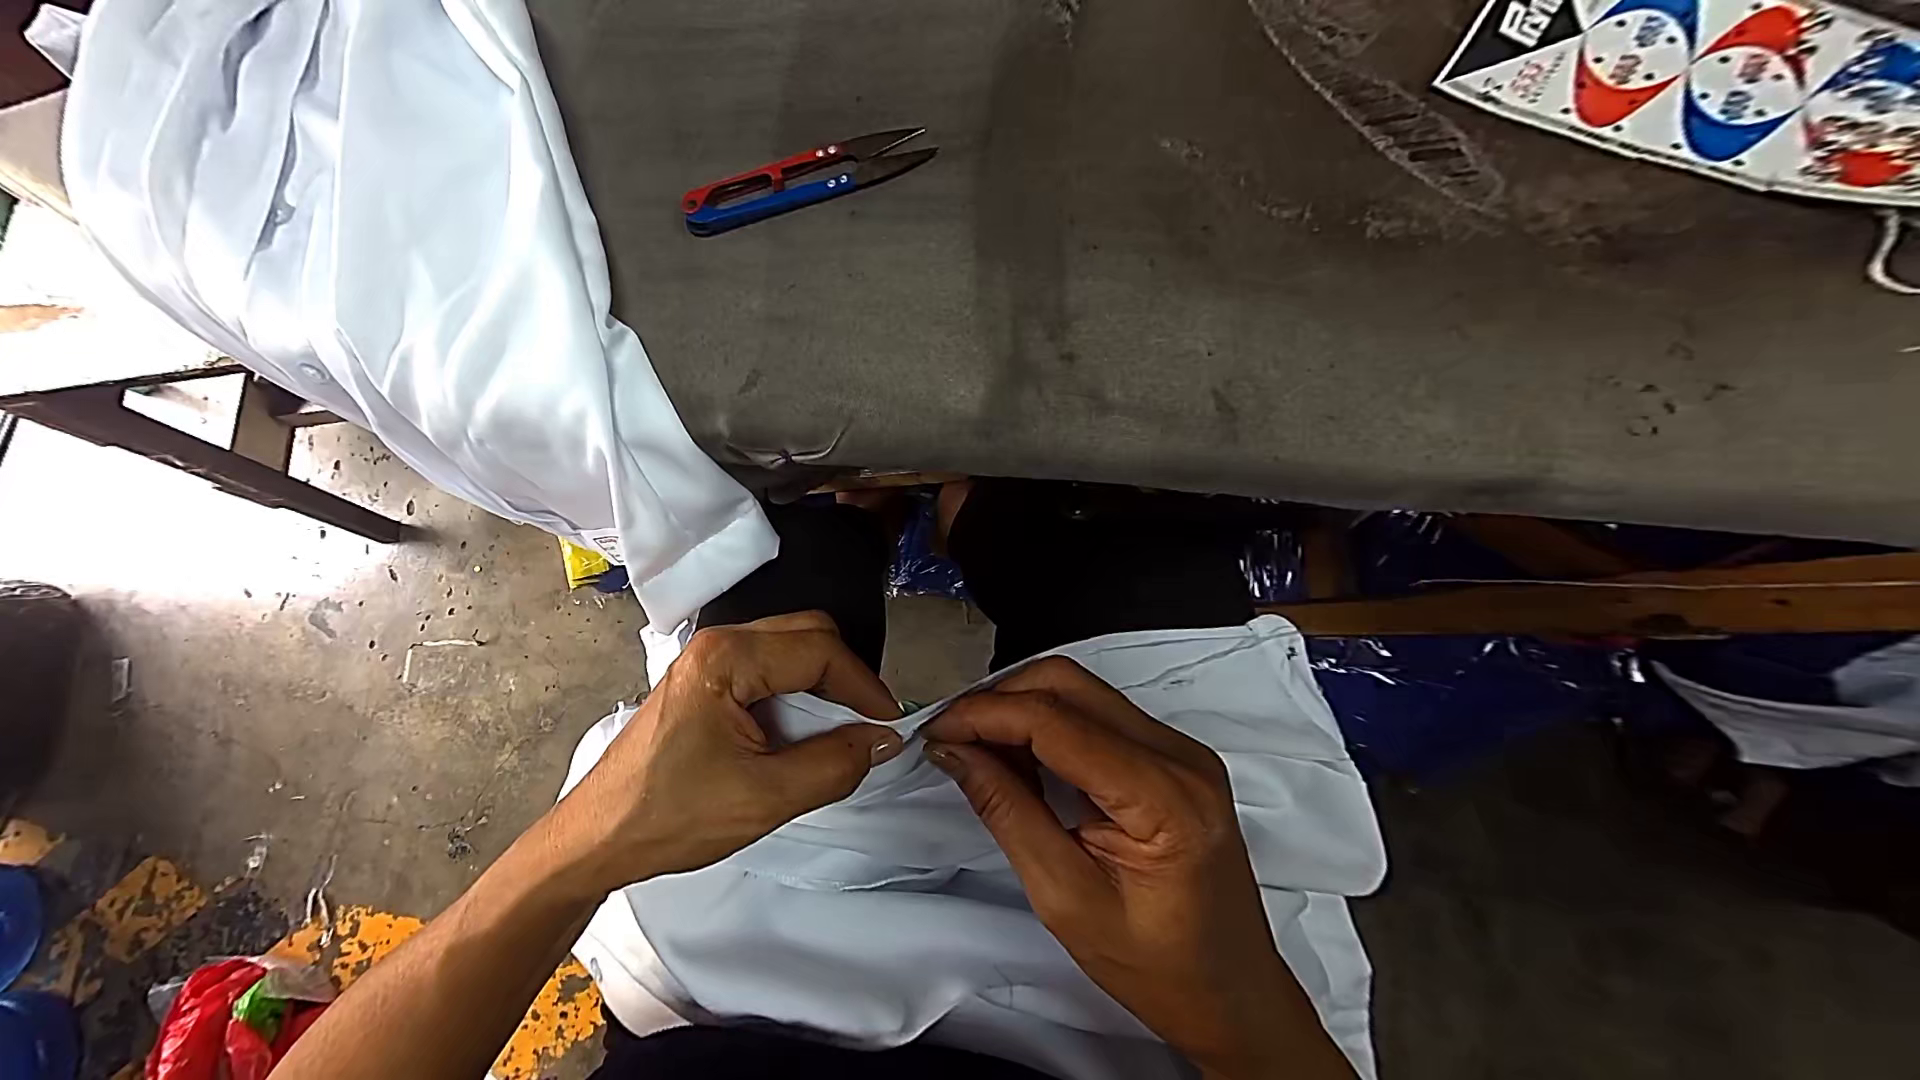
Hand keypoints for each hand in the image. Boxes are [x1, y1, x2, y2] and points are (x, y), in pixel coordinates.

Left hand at [553, 612, 904, 889]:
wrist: (595, 839)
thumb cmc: (667, 817)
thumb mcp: (764, 799)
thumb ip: (834, 765)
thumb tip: (882, 740)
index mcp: (726, 659)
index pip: (820, 650)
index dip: (864, 686)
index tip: (889, 724)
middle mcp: (718, 643)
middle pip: (809, 634)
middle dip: (846, 678)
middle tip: (866, 724)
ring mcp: (711, 657)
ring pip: (794, 647)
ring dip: (824, 685)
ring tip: (838, 731)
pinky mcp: (709, 677)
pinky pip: (773, 666)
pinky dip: (800, 691)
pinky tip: (803, 730)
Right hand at [921, 657, 1352, 1079]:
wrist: (1232, 992)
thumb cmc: (1158, 967)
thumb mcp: (1065, 898)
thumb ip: (1007, 811)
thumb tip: (956, 751)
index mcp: (1164, 797)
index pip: (1056, 721)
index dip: (986, 715)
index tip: (939, 729)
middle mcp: (1180, 754)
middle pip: (1069, 683)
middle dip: (1000, 699)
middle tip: (954, 736)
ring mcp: (1180, 748)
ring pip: (1080, 689)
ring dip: (1021, 706)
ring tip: (979, 747)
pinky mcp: (1170, 753)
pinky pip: (1096, 712)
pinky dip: (1047, 722)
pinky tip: (1019, 754)